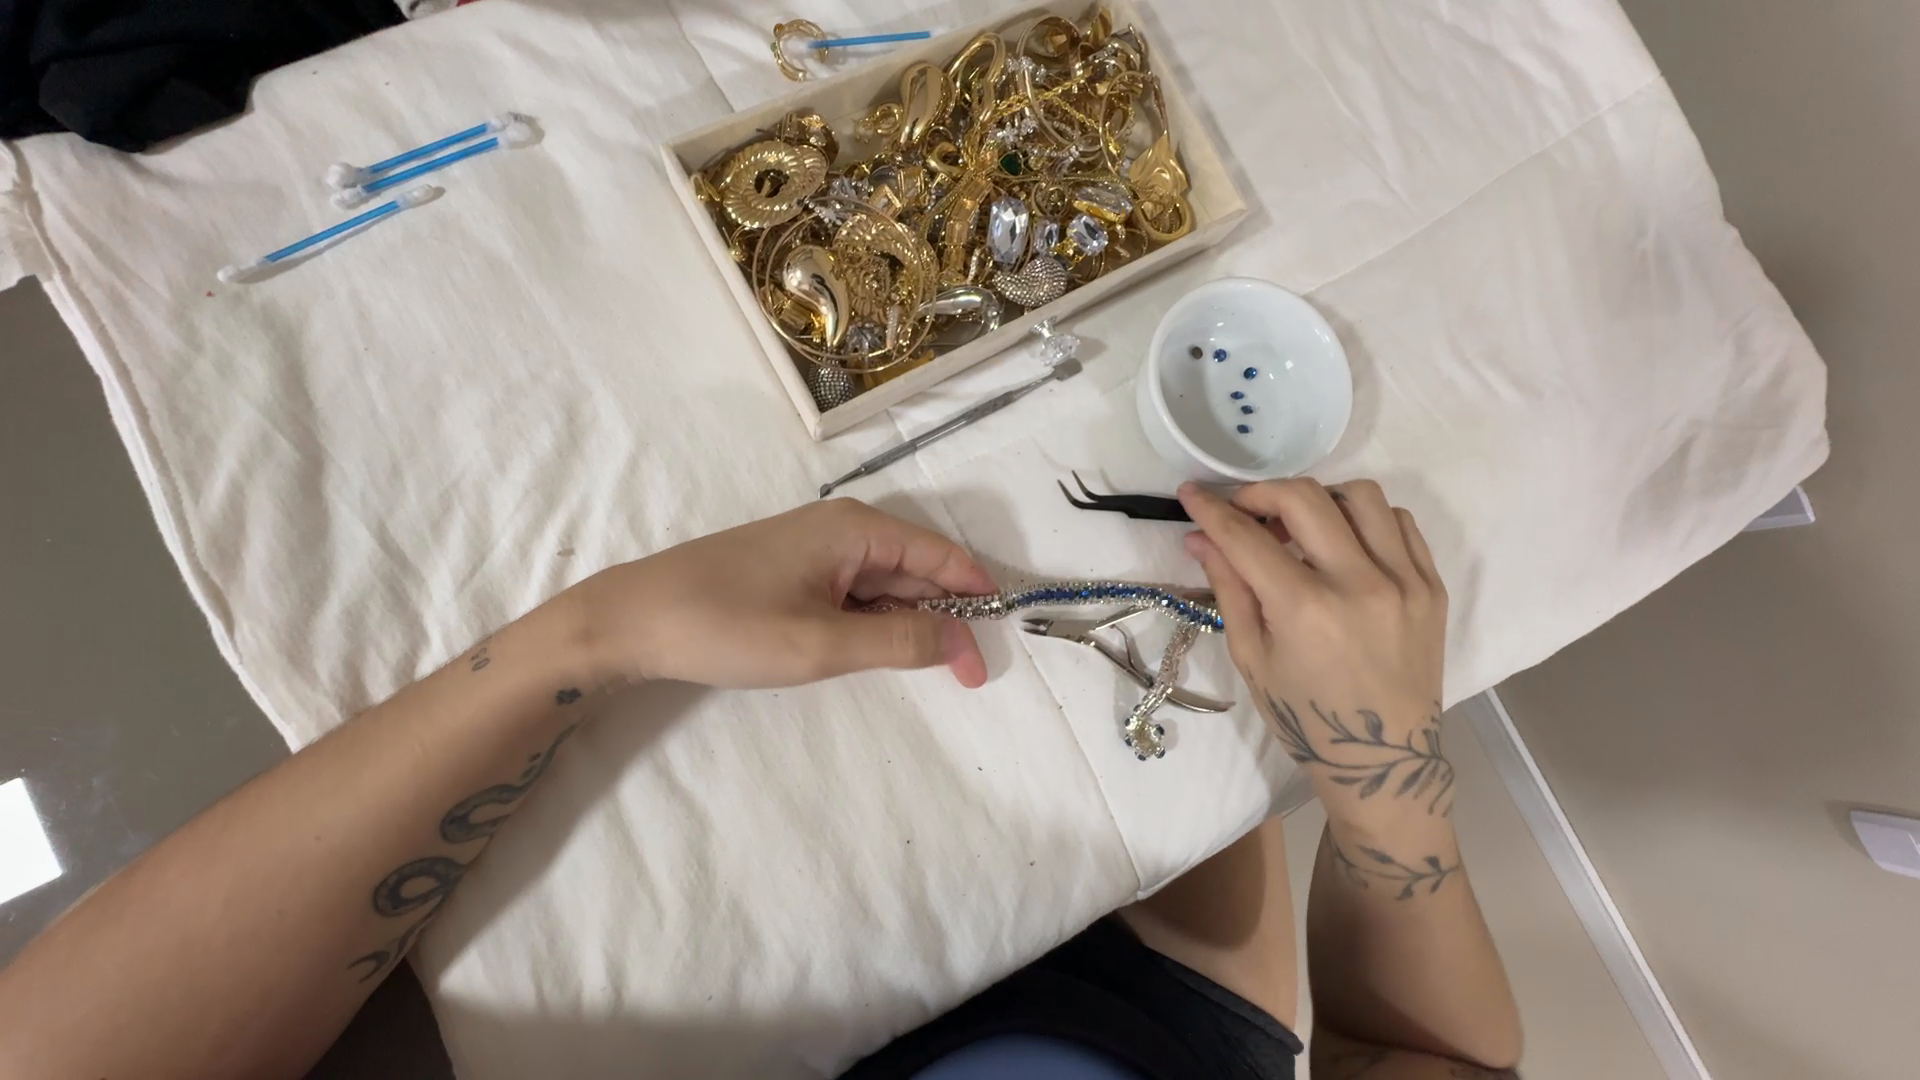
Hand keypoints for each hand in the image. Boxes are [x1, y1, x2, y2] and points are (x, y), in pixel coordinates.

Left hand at [572, 498, 996, 689]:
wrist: (631, 620)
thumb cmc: (730, 625)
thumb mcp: (823, 644)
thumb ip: (901, 642)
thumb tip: (962, 640)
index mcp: (858, 529)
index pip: (942, 558)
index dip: (974, 602)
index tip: (988, 655)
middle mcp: (844, 528)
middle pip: (916, 571)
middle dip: (943, 620)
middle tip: (961, 679)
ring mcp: (816, 549)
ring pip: (884, 585)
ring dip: (907, 625)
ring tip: (921, 670)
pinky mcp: (795, 571)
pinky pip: (853, 593)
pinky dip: (872, 624)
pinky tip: (870, 652)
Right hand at [1176, 479, 1446, 740]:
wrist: (1384, 760)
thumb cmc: (1304, 716)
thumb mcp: (1251, 657)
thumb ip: (1228, 588)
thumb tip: (1200, 538)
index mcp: (1305, 609)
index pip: (1247, 537)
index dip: (1211, 509)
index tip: (1190, 492)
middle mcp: (1360, 583)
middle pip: (1305, 499)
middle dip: (1261, 493)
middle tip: (1243, 512)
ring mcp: (1405, 581)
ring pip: (1361, 496)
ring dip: (1318, 499)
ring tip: (1298, 526)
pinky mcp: (1431, 586)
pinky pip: (1399, 522)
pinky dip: (1362, 518)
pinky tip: (1341, 542)